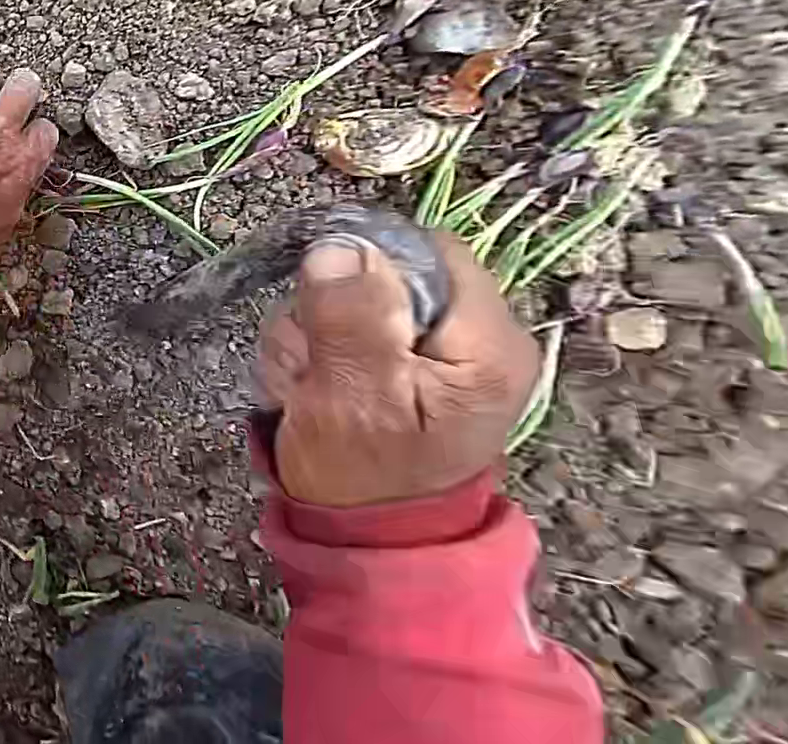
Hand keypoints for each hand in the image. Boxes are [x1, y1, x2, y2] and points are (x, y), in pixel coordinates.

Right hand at [258, 233, 539, 506]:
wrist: (355, 539)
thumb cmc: (363, 477)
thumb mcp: (355, 397)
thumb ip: (351, 318)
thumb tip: (337, 246)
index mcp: (484, 341)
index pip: (428, 251)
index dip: (371, 264)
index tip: (329, 304)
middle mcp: (462, 335)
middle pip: (378, 273)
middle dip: (325, 309)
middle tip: (312, 362)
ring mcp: (422, 348)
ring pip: (343, 298)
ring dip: (306, 334)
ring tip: (305, 385)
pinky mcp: (388, 360)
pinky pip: (330, 325)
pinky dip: (305, 351)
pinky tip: (304, 387)